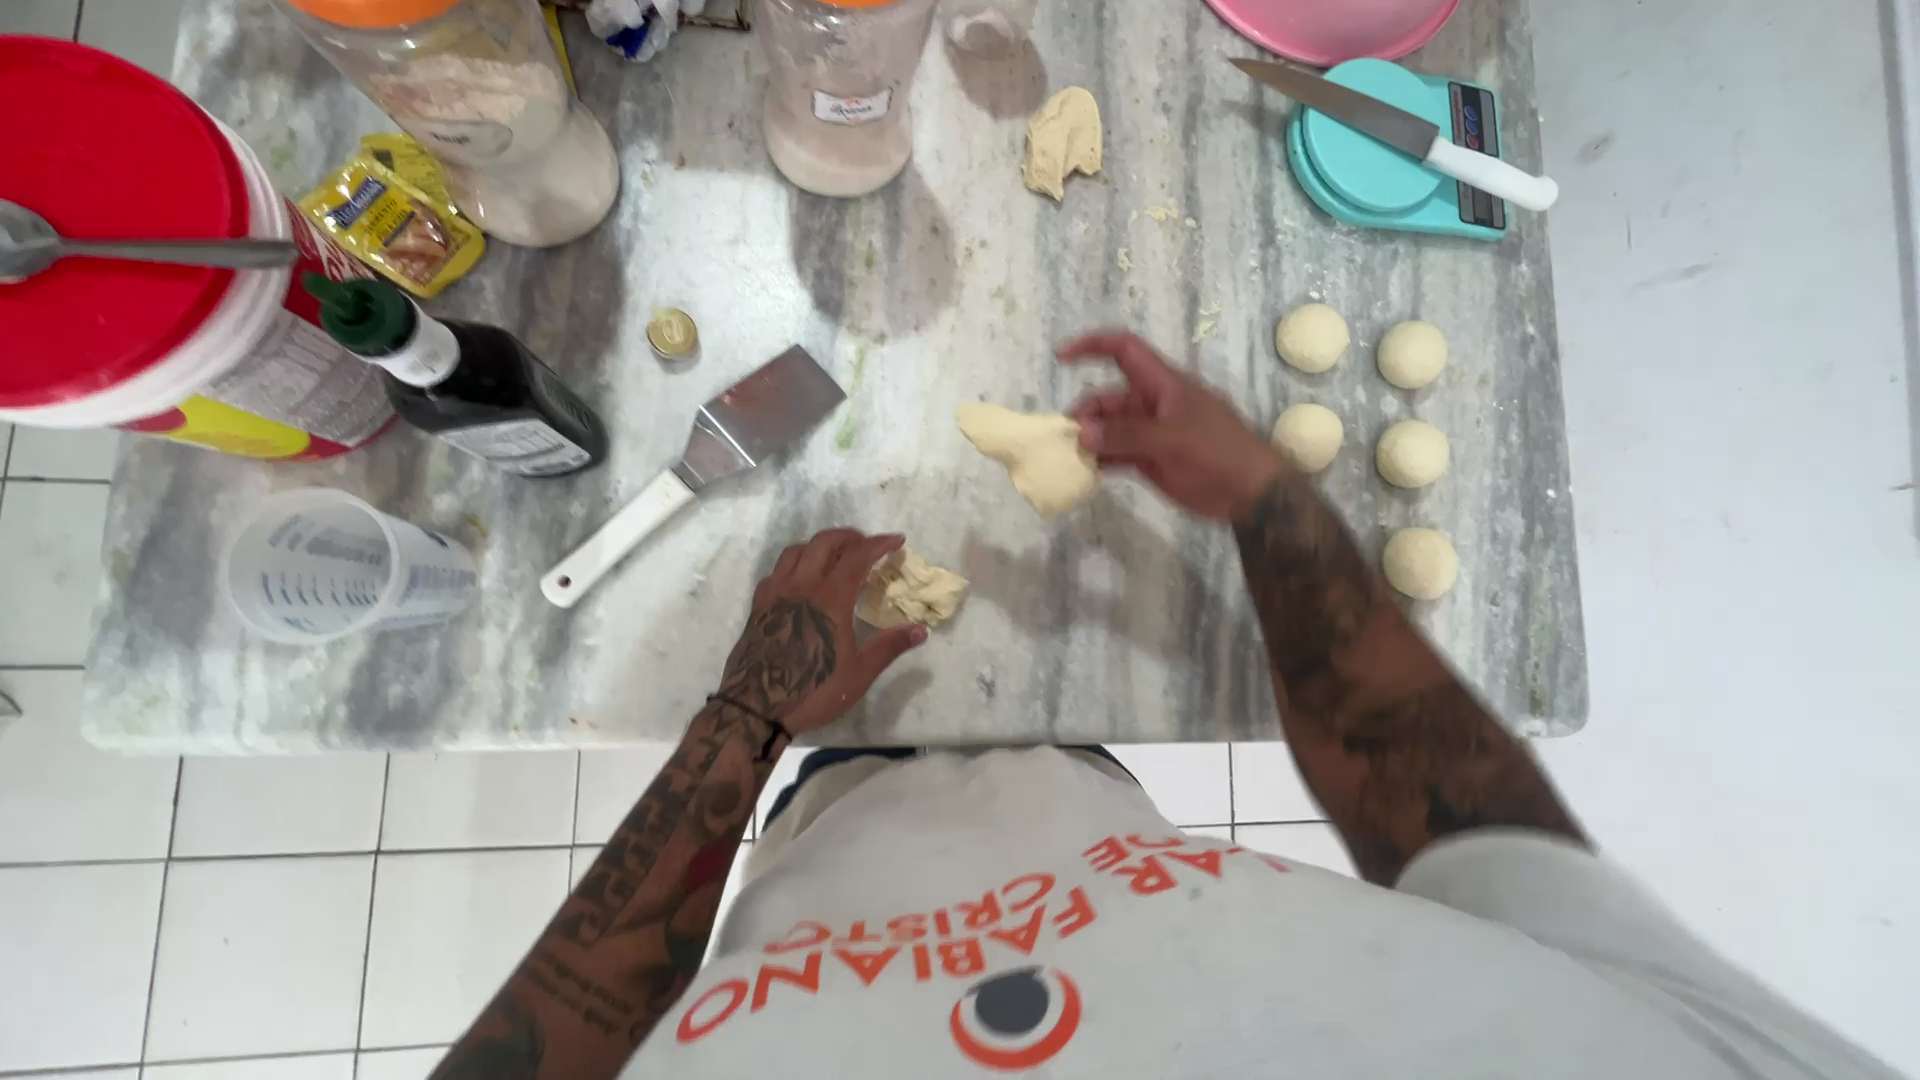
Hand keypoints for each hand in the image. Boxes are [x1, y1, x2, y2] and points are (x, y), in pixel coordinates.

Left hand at [716, 529, 926, 736]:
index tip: (896, 540)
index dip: (879, 544)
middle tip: (866, 545)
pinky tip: (802, 580)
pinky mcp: (758, 605)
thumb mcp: (859, 672)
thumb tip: (921, 630)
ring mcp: (776, 592)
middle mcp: (802, 585)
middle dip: (849, 537)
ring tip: (835, 556)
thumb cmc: (813, 689)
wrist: (755, 707)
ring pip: (797, 550)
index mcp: (831, 597)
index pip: (857, 556)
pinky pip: (777, 570)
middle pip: (825, 543)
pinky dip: (796, 564)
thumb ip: (890, 646)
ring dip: (820, 545)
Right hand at [1058, 331, 1291, 522]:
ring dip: (1090, 440)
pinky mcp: (1150, 461)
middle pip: (1108, 398)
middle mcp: (1152, 405)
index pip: (1124, 351)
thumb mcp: (1172, 439)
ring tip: (1071, 458)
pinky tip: (1085, 473)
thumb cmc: (1218, 453)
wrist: (1250, 493)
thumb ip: (1126, 435)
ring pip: (1109, 429)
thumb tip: (1083, 434)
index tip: (1061, 357)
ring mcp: (1150, 434)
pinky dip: (1100, 461)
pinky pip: (1116, 454)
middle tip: (1070, 440)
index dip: (1093, 346)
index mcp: (1163, 385)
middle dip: (1085, 412)